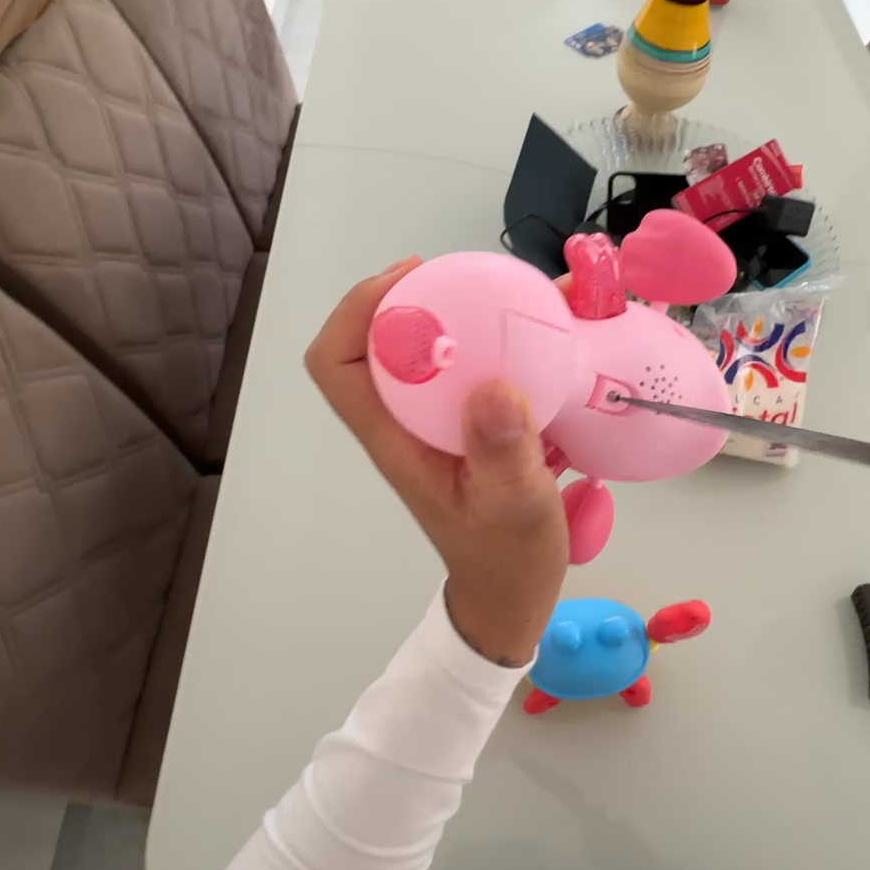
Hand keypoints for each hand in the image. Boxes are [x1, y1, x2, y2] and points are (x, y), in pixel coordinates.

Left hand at [305, 258, 569, 667]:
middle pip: (375, 344)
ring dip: (452, 316)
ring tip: (505, 294)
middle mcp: (405, 423)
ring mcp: (434, 424)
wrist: (514, 591)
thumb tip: (493, 388)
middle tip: (466, 278)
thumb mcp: (513, 507)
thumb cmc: (506, 557)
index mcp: (395, 440)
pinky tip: (532, 334)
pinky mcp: (465, 426)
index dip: (356, 311)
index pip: (337, 365)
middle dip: (410, 298)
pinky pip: (463, 369)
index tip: (412, 282)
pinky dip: (488, 342)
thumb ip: (503, 454)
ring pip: (422, 352)